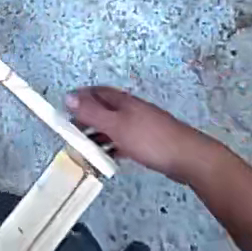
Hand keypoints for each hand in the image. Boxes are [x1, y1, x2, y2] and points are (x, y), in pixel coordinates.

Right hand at [64, 87, 231, 185]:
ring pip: (113, 126)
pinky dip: (112, 147)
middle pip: (104, 109)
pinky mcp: (148, 142)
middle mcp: (131, 109)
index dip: (79, 97)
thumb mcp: (116, 126)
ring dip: (98, 135)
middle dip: (86, 118)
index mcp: (123, 101)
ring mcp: (141, 126)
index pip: (96, 92)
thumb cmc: (150, 139)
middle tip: (71, 133)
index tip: (64, 109)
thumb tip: (69, 97)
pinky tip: (107, 158)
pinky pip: (123, 141)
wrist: (187, 157)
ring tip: (84, 149)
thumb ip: (92, 113)